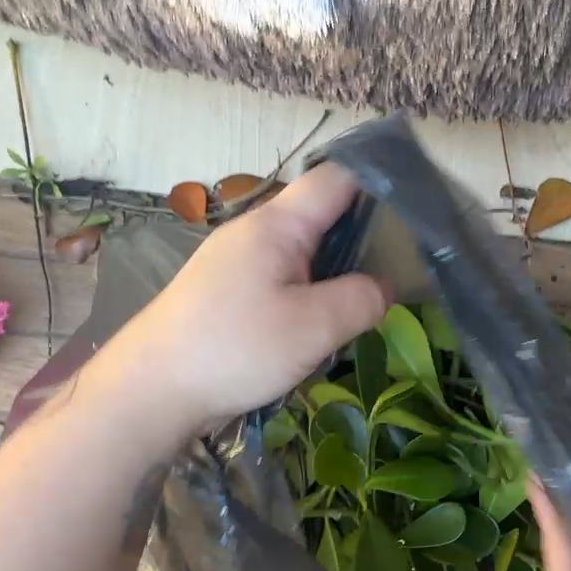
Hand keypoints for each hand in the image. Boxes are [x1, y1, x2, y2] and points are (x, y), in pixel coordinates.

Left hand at [89, 163, 389, 433]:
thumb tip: (384, 288)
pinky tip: (324, 329)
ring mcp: (240, 262)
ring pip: (308, 255)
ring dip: (339, 275)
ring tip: (368, 305)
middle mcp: (256, 232)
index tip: (418, 201)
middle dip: (365, 237)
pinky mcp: (232, 293)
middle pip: (324, 217)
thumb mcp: (315, 326)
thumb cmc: (236, 348)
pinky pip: (287, 281)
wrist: (152, 391)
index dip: (378, 180)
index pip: (336, 178)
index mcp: (277, 225)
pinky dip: (314, 297)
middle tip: (406, 267)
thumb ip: (362, 299)